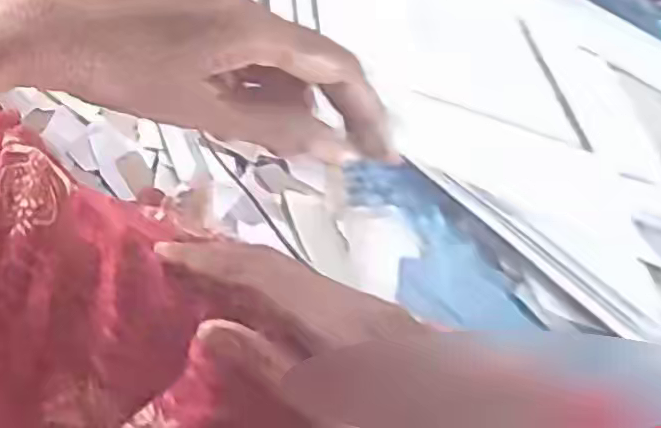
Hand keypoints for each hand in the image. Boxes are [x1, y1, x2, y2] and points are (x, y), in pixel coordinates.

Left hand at [0, 0, 393, 162]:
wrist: (45, 23)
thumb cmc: (119, 70)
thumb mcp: (197, 108)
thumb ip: (271, 126)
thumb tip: (338, 144)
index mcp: (250, 23)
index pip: (335, 62)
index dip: (365, 109)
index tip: (380, 156)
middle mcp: (234, 0)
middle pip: (298, 52)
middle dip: (312, 104)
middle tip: (307, 155)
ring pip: (258, 45)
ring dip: (271, 90)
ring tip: (258, 136)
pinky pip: (224, 36)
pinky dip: (236, 72)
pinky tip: (217, 101)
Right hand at [160, 242, 629, 427]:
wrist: (496, 412)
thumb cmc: (400, 409)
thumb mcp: (334, 406)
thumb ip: (275, 364)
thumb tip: (211, 326)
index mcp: (337, 316)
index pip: (257, 270)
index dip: (207, 257)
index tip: (163, 248)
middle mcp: (351, 300)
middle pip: (273, 262)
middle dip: (223, 253)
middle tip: (179, 252)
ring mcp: (371, 310)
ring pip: (294, 273)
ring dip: (249, 266)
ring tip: (210, 267)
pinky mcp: (386, 326)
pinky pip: (314, 290)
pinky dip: (279, 284)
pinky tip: (269, 298)